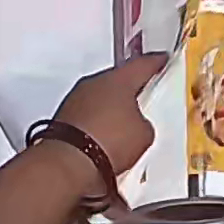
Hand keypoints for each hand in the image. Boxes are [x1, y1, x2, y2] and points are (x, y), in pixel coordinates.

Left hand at [52, 52, 169, 179]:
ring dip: (110, 110)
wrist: (70, 163)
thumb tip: (136, 127)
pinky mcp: (62, 120)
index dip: (156, 63)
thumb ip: (144, 123)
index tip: (161, 60)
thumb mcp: (144, 135)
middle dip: (130, 91)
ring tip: (123, 127)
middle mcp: (93, 83)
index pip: (142, 64)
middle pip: (117, 81)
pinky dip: (95, 125)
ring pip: (99, 99)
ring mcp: (74, 100)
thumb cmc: (108, 142)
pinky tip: (103, 140)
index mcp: (118, 79)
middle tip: (143, 99)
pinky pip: (85, 117)